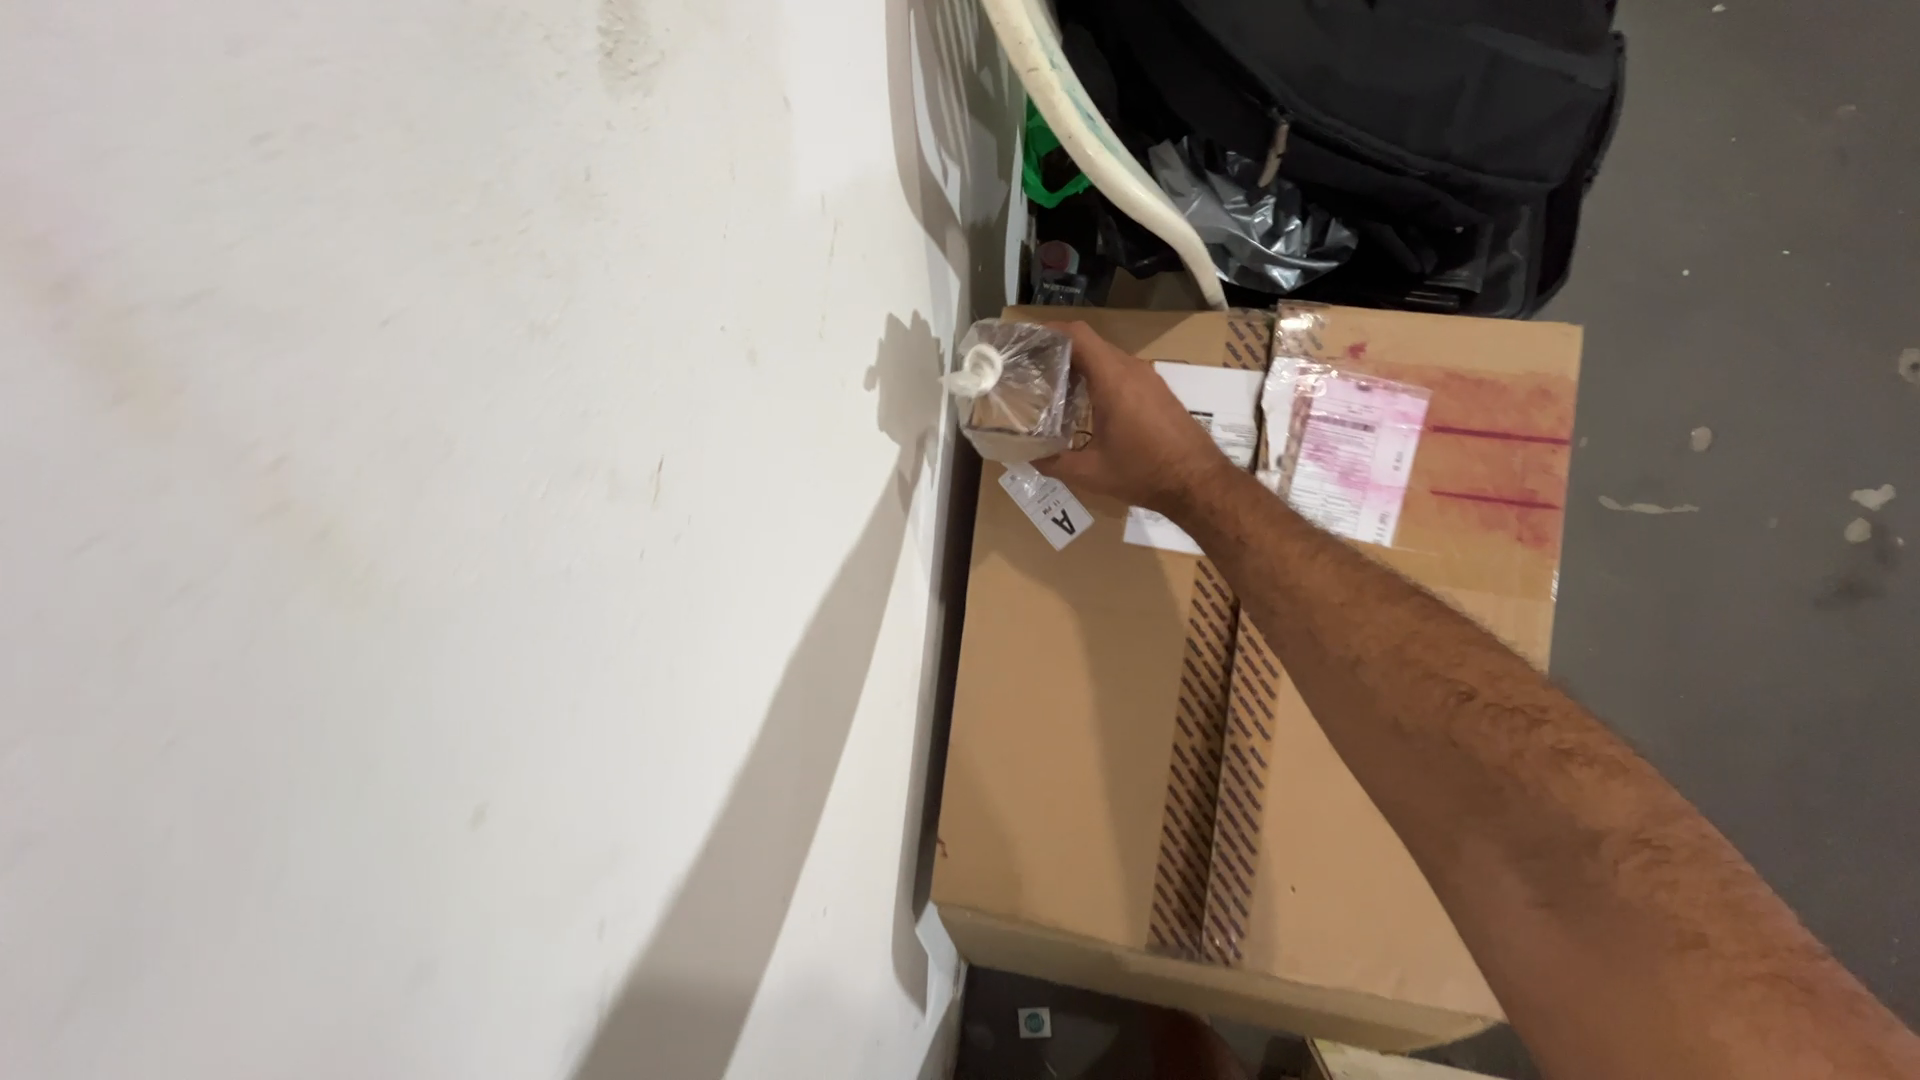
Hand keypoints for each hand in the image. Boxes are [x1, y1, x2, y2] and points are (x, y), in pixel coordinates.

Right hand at [1033, 321, 1236, 517]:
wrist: (1198, 483)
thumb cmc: (1144, 474)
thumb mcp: (1090, 473)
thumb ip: (1053, 462)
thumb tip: (1027, 456)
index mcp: (1112, 379)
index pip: (1077, 335)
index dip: (1049, 330)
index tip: (1026, 342)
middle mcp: (1131, 369)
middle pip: (1089, 344)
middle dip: (1058, 351)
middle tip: (1031, 369)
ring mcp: (1148, 378)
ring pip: (1106, 358)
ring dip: (1079, 366)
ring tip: (1053, 387)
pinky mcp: (1157, 390)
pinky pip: (1121, 372)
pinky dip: (1099, 377)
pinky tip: (1085, 404)